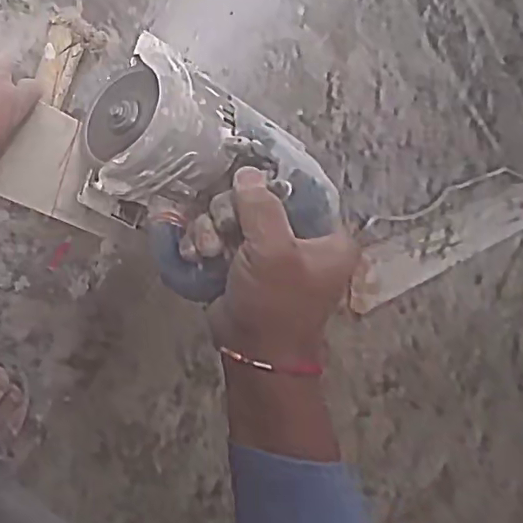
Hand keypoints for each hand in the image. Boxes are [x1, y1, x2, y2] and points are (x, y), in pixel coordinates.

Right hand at [208, 166, 358, 364]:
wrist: (253, 350)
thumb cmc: (274, 302)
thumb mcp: (274, 251)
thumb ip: (261, 208)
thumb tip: (247, 172)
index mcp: (325, 235)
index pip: (295, 191)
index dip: (263, 187)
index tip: (238, 194)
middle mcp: (297, 239)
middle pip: (252, 202)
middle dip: (226, 216)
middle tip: (221, 236)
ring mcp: (265, 251)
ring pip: (227, 219)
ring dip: (208, 232)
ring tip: (207, 253)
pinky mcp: (238, 261)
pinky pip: (215, 236)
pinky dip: (202, 244)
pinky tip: (197, 256)